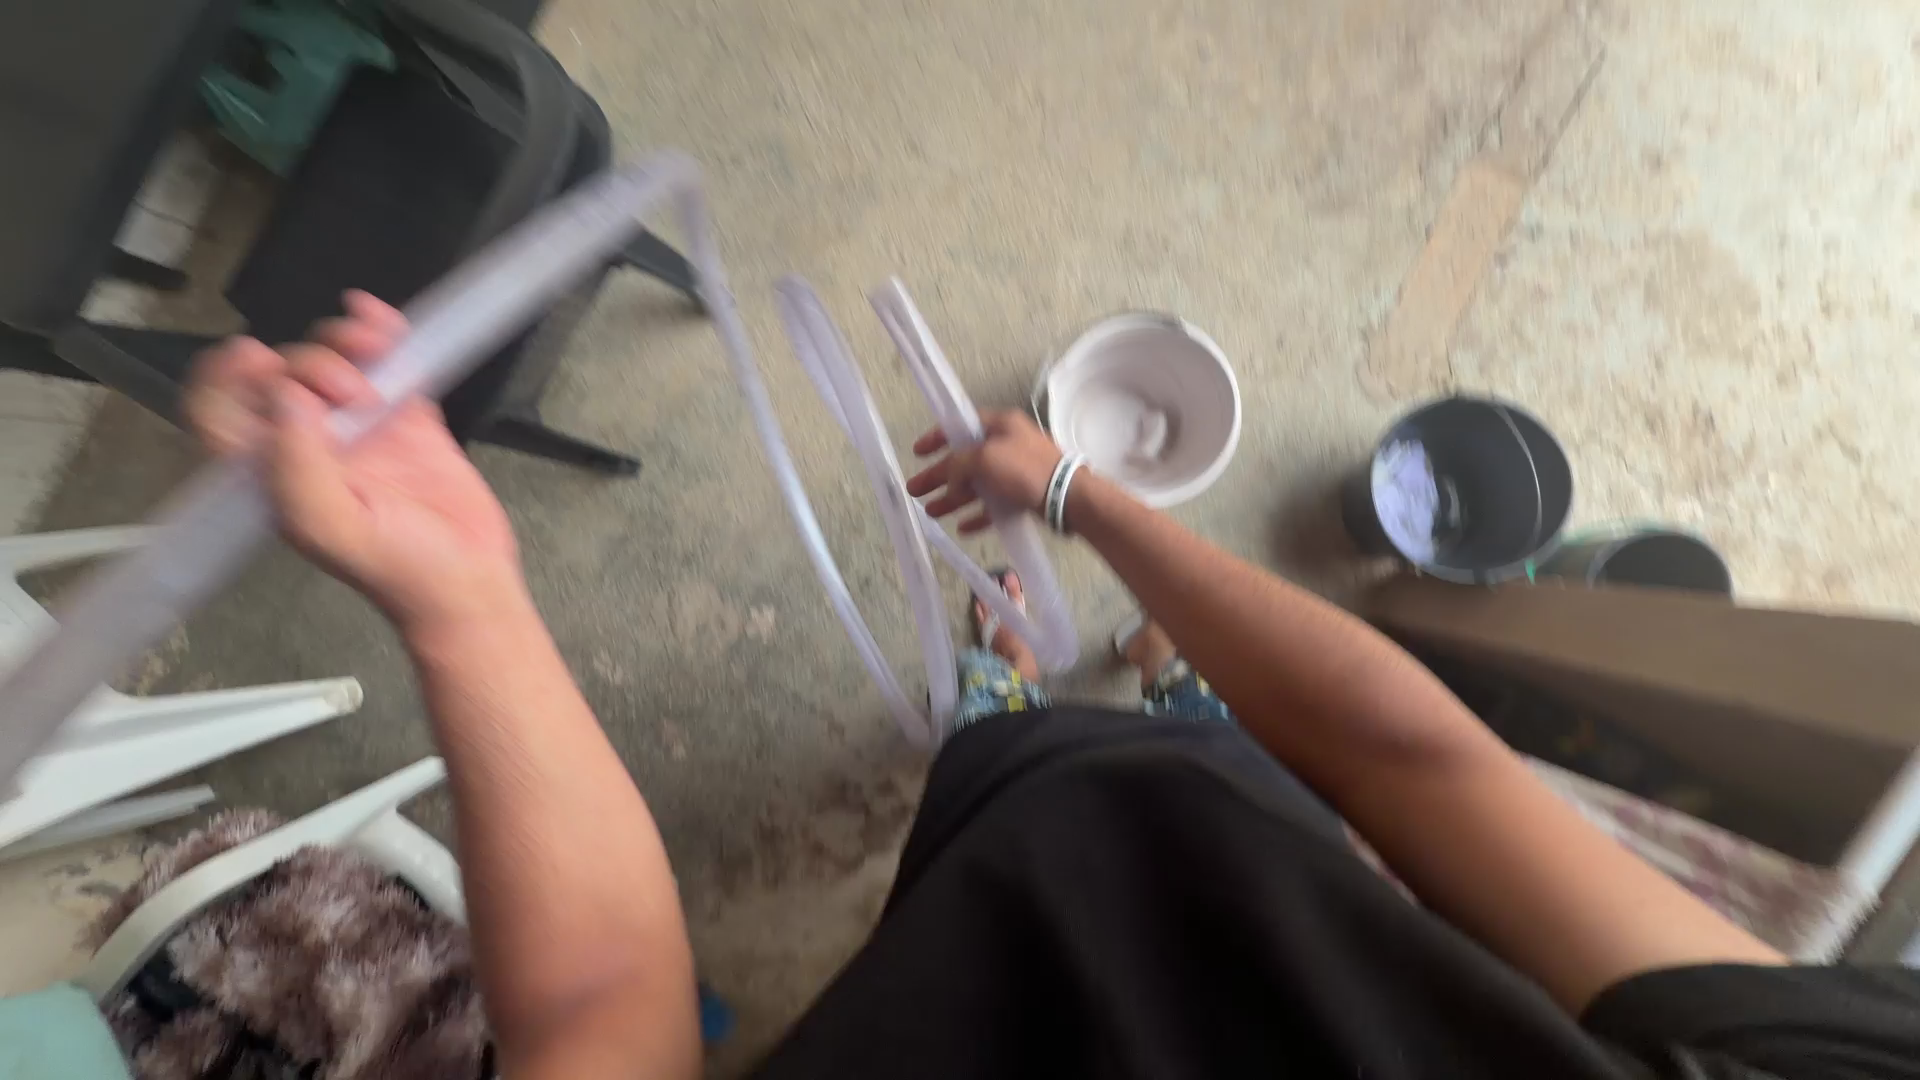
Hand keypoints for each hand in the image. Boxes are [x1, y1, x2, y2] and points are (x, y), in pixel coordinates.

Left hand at [184, 290, 523, 634]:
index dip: (228, 377)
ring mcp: (367, 433)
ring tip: (376, 342)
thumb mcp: (330, 526)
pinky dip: (392, 343)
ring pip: (341, 366)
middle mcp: (314, 447)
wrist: (469, 580)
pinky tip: (387, 323)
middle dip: (314, 363)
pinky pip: (398, 374)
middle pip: (289, 378)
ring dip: (349, 341)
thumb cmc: (400, 569)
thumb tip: (290, 396)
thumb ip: (298, 463)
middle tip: (354, 389)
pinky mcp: (415, 427)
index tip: (254, 354)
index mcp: (274, 472)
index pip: (225, 411)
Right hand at [905, 409, 1063, 532]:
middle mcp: (1008, 445)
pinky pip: (995, 504)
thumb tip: (949, 479)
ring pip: (978, 485)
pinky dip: (978, 514)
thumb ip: (958, 464)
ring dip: (953, 498)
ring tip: (932, 512)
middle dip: (939, 477)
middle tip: (915, 491)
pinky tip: (963, 527)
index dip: (937, 438)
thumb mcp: (984, 458)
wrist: (1067, 497)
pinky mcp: (1024, 495)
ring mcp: (1017, 471)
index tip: (917, 452)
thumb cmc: (1025, 469)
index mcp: (1000, 425)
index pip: (962, 426)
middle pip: (965, 460)